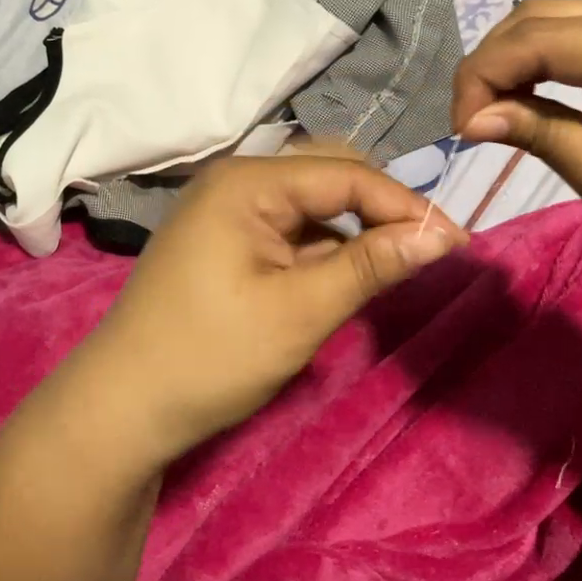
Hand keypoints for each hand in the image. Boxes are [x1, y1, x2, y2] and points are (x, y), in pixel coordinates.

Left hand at [75, 156, 466, 462]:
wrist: (124, 406)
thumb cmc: (211, 355)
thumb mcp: (300, 312)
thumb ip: (371, 265)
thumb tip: (443, 232)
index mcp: (248, 182)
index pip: (346, 174)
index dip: (405, 204)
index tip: (458, 242)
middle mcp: (236, 180)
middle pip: (328, 175)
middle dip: (380, 208)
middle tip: (428, 249)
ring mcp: (226, 209)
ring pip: (310, 203)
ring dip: (353, 228)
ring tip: (395, 264)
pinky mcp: (224, 239)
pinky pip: (287, 227)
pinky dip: (322, 246)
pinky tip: (343, 274)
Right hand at [452, 0, 581, 307]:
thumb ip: (538, 131)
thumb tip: (470, 118)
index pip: (543, 36)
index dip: (485, 73)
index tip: (460, 128)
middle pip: (553, 13)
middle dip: (498, 59)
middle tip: (473, 118)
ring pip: (574, 18)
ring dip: (526, 56)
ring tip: (501, 107)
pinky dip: (561, 60)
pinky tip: (545, 94)